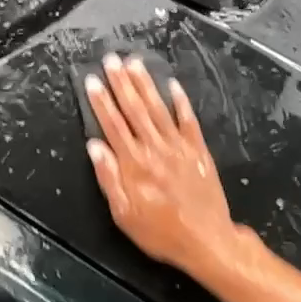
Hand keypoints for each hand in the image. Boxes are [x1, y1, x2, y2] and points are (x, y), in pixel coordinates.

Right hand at [84, 54, 249, 278]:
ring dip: (145, 84)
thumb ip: (109, 178)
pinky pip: (188, 121)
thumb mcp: (124, 214)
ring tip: (134, 62)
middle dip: (120, 83)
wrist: (208, 243)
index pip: (113, 125)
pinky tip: (173, 85)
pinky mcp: (199, 151)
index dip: (101, 101)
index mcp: (134, 164)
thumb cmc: (160, 232)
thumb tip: (94, 146)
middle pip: (134, 110)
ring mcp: (179, 147)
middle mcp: (155, 149)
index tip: (92, 80)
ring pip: (158, 108)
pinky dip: (181, 102)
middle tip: (111, 59)